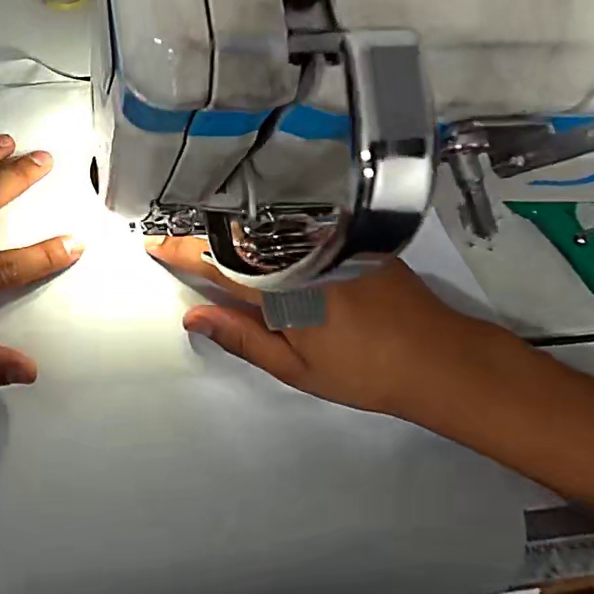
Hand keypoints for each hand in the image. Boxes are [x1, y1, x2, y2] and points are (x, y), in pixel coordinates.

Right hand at [146, 236, 511, 424]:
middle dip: (200, 235)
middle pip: (237, 236)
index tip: (154, 244)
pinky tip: (256, 229)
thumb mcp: (296, 367)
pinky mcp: (347, 234)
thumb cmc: (364, 371)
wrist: (438, 357)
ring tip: (205, 235)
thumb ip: (242, 338)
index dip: (182, 253)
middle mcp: (301, 253)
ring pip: (265, 225)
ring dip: (230, 228)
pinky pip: (296, 221)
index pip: (218, 264)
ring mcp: (327, 239)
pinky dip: (267, 226)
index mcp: (282, 287)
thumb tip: (193, 317)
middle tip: (171, 238)